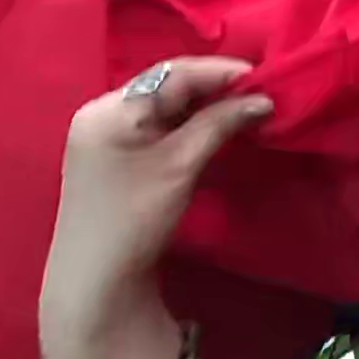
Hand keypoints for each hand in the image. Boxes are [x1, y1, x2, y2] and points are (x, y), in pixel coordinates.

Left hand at [40, 58, 271, 358]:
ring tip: (243, 104)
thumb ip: (220, 123)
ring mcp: (105, 132)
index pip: (173, 74)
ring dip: (204, 103)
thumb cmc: (135, 220)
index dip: (219, 71)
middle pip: (167, 85)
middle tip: (256, 90)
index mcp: (109, 109)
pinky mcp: (114, 152)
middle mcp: (102, 111)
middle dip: (214, 86)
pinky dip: (188, 121)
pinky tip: (215, 123)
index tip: (261, 75)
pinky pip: (157, 123)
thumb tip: (263, 99)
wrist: (95, 286)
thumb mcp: (181, 165)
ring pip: (165, 103)